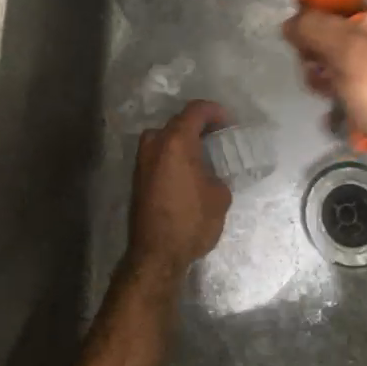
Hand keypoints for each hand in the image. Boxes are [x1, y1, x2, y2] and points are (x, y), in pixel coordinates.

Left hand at [128, 100, 232, 271]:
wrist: (156, 254)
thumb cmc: (191, 221)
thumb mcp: (220, 196)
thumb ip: (216, 174)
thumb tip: (209, 173)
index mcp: (176, 141)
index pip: (196, 111)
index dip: (215, 111)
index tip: (229, 122)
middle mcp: (155, 144)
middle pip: (178, 122)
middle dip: (199, 125)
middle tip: (218, 136)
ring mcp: (142, 160)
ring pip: (164, 137)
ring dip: (183, 140)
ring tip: (202, 153)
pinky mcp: (137, 178)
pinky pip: (157, 154)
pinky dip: (172, 154)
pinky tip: (187, 170)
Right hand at [282, 0, 366, 160]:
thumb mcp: (347, 51)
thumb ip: (312, 26)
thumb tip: (291, 22)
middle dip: (312, 23)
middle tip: (308, 46)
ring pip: (328, 28)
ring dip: (316, 53)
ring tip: (322, 76)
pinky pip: (338, 54)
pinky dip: (329, 70)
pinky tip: (329, 89)